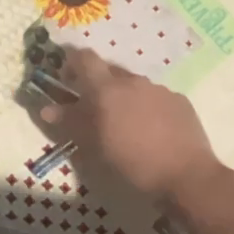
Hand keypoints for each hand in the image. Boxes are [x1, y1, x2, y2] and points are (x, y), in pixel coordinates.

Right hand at [38, 47, 229, 205]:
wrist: (186, 176)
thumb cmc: (132, 162)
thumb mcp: (94, 145)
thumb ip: (70, 122)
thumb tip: (47, 109)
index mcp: (106, 89)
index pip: (84, 58)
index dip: (72, 62)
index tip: (66, 77)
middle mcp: (133, 81)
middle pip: (109, 71)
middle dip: (98, 84)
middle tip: (93, 109)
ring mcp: (159, 89)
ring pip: (133, 85)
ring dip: (123, 97)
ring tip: (125, 124)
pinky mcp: (179, 101)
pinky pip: (155, 97)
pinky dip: (147, 107)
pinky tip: (151, 130)